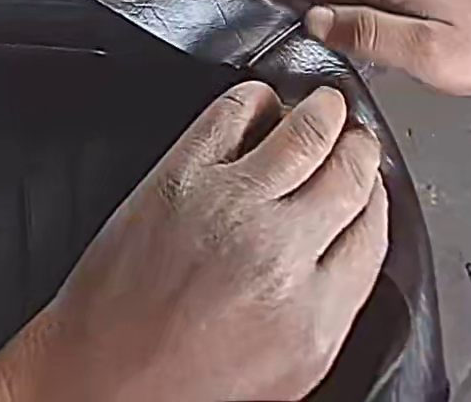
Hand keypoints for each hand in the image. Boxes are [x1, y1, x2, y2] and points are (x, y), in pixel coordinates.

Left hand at [0, 82, 388, 401]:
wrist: (95, 380)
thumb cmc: (184, 382)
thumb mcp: (286, 368)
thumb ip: (331, 300)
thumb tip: (354, 231)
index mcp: (314, 318)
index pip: (374, 225)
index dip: (375, 191)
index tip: (368, 178)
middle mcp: (281, 254)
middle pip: (350, 170)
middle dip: (360, 145)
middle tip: (355, 136)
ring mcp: (231, 203)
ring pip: (307, 129)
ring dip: (325, 108)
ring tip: (325, 104)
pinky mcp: (185, 171)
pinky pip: (239, 108)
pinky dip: (260, 97)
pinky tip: (264, 105)